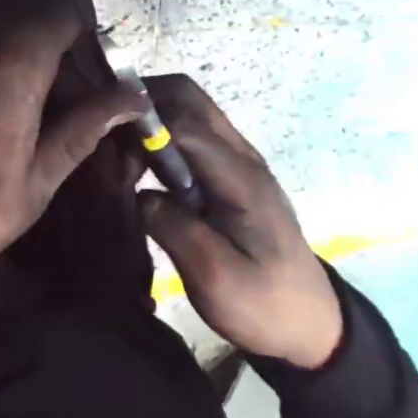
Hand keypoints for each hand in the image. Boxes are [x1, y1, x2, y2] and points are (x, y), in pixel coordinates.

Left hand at [0, 0, 144, 339]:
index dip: (67, 25)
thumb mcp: (24, 201)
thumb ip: (76, 137)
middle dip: (42, 25)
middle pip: (11, 20)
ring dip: (7, 19)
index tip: (78, 39)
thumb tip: (128, 95)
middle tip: (49, 49)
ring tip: (12, 48)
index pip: (38, 40)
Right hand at [139, 75, 343, 368]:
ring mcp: (236, 158)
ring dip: (150, 111)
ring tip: (117, 146)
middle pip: (186, 94)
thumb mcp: (214, 279)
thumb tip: (138, 194)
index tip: (113, 158)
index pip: (184, 123)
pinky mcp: (228, 168)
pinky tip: (138, 160)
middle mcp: (240, 155)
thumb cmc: (263, 305)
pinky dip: (159, 128)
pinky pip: (189, 127)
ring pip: (187, 104)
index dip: (142, 129)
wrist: (310, 323)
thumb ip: (171, 227)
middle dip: (142, 101)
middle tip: (107, 133)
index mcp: (240, 178)